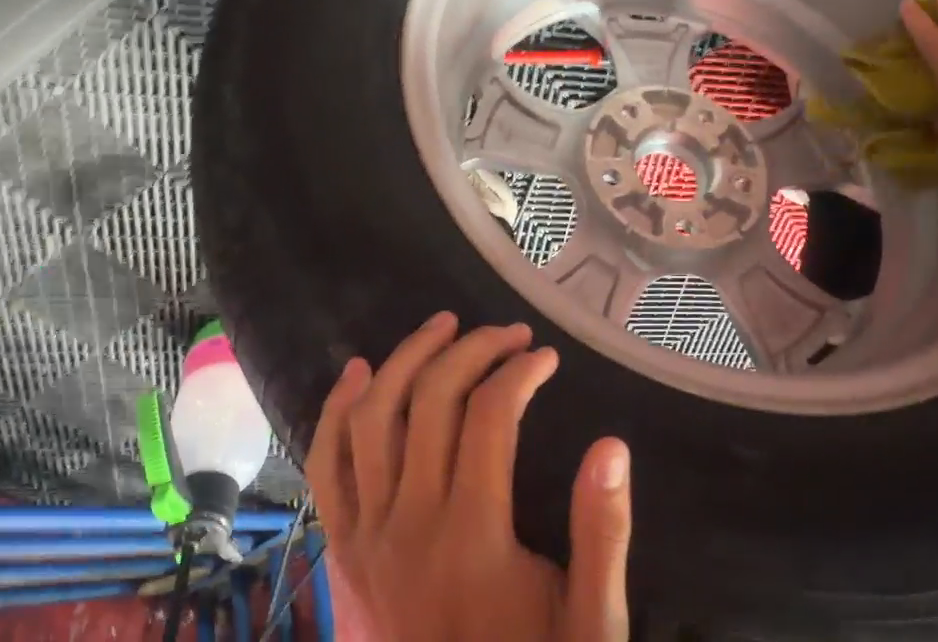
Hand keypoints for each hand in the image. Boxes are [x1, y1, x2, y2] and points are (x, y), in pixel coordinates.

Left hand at [306, 312, 632, 641]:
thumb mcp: (588, 621)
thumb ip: (602, 537)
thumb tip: (611, 446)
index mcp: (473, 534)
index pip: (491, 415)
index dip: (521, 371)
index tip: (547, 357)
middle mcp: (410, 521)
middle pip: (432, 400)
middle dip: (473, 349)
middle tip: (509, 333)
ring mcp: (366, 534)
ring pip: (372, 418)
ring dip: (406, 359)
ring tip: (444, 326)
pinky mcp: (342, 550)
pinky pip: (326, 466)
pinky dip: (336, 411)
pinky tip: (358, 372)